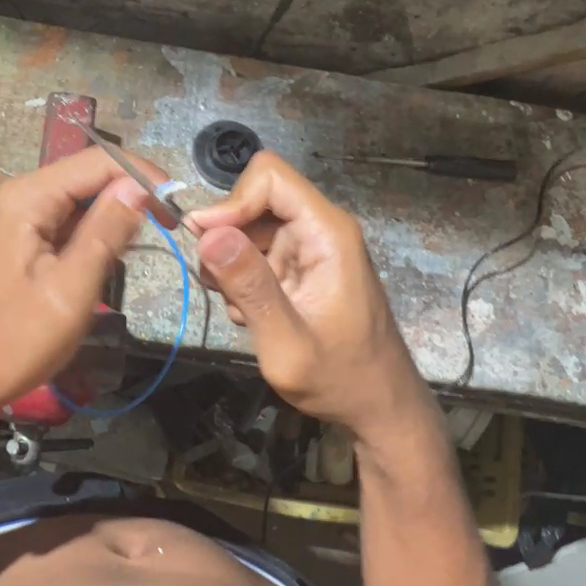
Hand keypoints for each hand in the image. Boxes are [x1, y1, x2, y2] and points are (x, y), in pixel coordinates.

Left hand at [0, 146, 168, 440]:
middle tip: (171, 228)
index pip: (98, 161)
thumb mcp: (71, 288)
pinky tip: (110, 258)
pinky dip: (94, 234)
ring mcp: (17, 217)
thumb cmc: (14, 341)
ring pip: (81, 200)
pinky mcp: (21, 240)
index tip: (179, 207)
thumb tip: (141, 185)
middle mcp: (19, 195)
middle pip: (89, 176)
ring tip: (143, 246)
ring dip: (115, 216)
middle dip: (132, 194)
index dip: (144, 175)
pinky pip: (66, 222)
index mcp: (27, 197)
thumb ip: (107, 231)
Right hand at [185, 151, 428, 436]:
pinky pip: (258, 252)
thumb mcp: (287, 343)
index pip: (269, 176)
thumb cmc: (341, 380)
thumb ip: (249, 286)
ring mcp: (311, 247)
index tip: (205, 243)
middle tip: (221, 288)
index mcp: (328, 233)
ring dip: (232, 265)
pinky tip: (254, 315)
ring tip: (243, 311)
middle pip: (255, 200)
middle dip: (226, 239)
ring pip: (250, 228)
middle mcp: (321, 228)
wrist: (379, 408)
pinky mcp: (302, 266)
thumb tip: (207, 233)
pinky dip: (244, 279)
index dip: (232, 202)